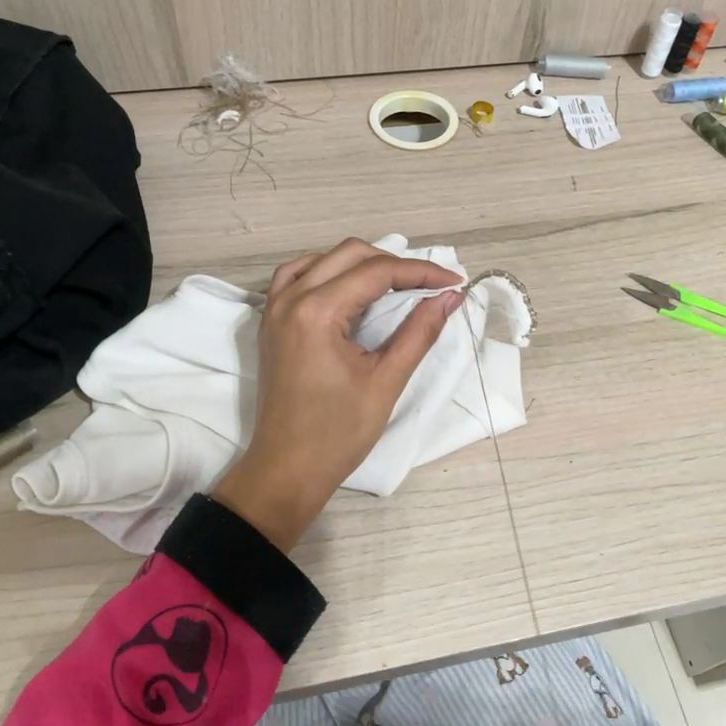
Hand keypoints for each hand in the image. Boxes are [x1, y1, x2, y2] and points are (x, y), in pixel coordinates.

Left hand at [211, 238, 462, 549]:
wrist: (286, 470)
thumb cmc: (337, 434)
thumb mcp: (386, 382)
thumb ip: (419, 333)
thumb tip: (450, 298)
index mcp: (317, 312)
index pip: (377, 272)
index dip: (421, 272)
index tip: (454, 282)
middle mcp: (290, 300)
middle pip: (350, 255)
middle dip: (395, 264)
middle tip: (430, 287)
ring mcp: (275, 309)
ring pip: (323, 259)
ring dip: (361, 264)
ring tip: (396, 285)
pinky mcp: (271, 322)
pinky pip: (297, 276)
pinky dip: (327, 272)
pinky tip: (349, 288)